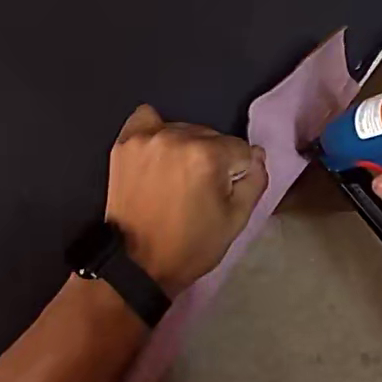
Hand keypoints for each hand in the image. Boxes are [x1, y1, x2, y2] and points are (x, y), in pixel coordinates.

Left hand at [106, 105, 269, 296]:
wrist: (137, 263)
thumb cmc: (191, 245)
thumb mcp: (236, 220)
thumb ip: (255, 180)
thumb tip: (257, 154)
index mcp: (208, 155)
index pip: (240, 149)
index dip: (237, 173)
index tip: (222, 193)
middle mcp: (177, 137)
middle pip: (211, 136)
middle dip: (212, 159)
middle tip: (198, 190)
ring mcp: (147, 138)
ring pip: (184, 130)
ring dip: (186, 148)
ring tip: (175, 178)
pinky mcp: (125, 142)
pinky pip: (146, 118)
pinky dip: (155, 130)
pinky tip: (157, 153)